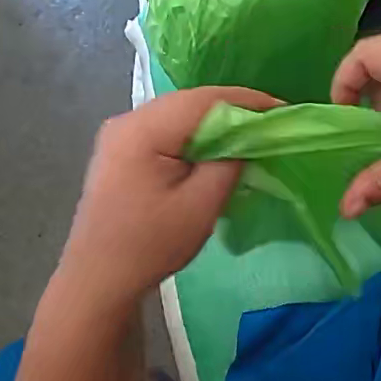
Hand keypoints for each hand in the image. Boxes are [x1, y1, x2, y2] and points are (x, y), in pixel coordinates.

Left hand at [60, 86, 279, 302]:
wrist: (98, 280)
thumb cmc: (150, 245)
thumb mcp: (201, 206)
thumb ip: (230, 164)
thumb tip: (248, 140)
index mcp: (142, 130)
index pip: (204, 100)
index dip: (247, 101)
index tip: (282, 110)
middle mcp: (127, 121)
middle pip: (189, 102)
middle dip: (233, 109)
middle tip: (270, 122)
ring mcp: (119, 135)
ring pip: (178, 114)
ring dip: (214, 122)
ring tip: (249, 134)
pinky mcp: (120, 151)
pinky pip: (166, 129)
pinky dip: (194, 135)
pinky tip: (214, 149)